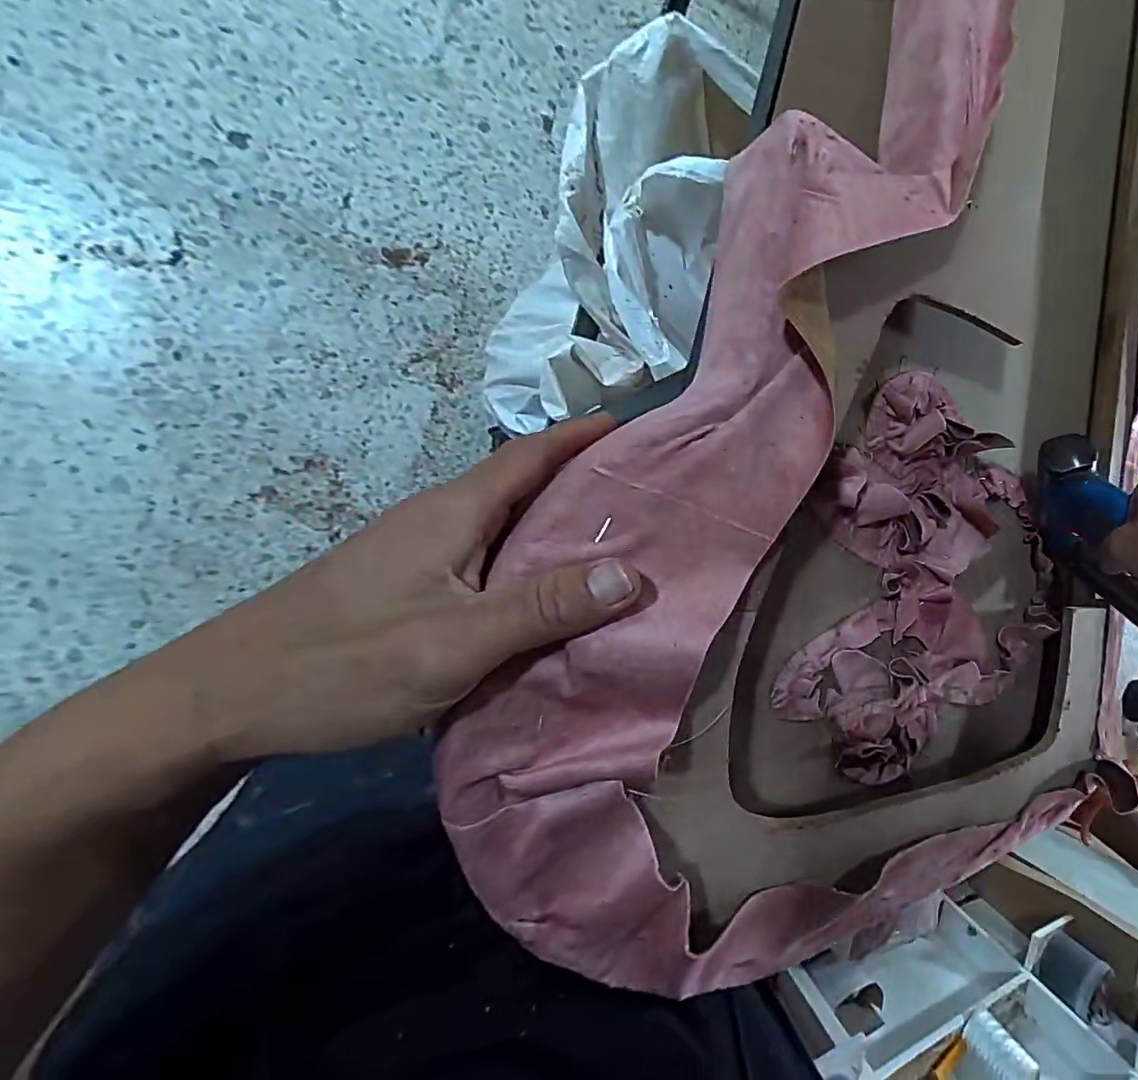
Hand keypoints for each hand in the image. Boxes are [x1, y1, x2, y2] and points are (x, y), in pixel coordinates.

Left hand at [151, 415, 649, 762]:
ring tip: (622, 540)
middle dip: (587, 482)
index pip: (528, 456)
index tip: (633, 429)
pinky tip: (559, 590)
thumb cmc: (338, 665)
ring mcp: (423, 555)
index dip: (580, 437)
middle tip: (648, 494)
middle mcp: (440, 522)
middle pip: (525, 487)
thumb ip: (544, 607)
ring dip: (564, 526)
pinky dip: (538, 561)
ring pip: (511, 526)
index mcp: (452, 515)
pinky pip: (495, 559)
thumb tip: (632, 575)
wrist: (212, 708)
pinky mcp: (415, 586)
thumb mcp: (455, 642)